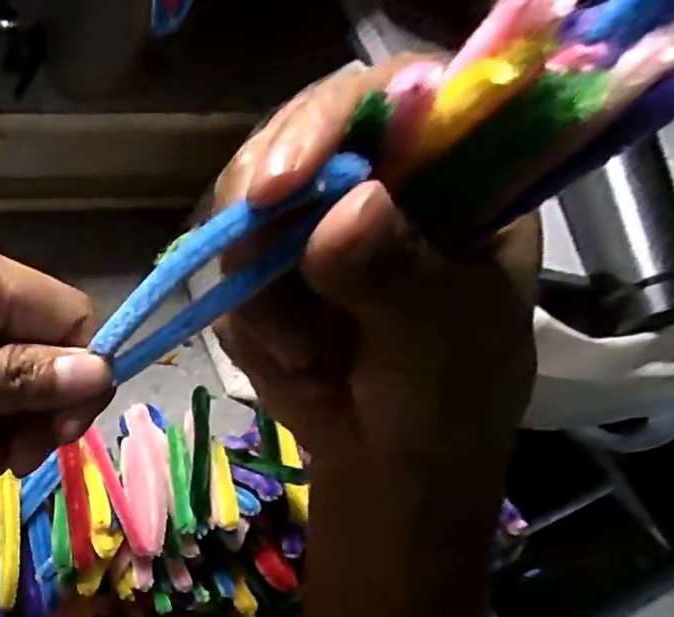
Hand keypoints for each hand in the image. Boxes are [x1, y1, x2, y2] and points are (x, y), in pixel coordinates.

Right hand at [211, 59, 539, 482]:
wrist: (390, 460)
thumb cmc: (447, 392)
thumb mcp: (441, 332)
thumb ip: (394, 272)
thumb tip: (346, 208)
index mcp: (445, 172)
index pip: (383, 99)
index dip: (324, 124)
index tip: (278, 185)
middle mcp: (369, 189)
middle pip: (288, 151)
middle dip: (260, 216)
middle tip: (252, 273)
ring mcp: (306, 239)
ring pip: (240, 228)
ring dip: (259, 300)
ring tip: (304, 356)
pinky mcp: (263, 286)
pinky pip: (226, 289)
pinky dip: (248, 331)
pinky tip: (293, 363)